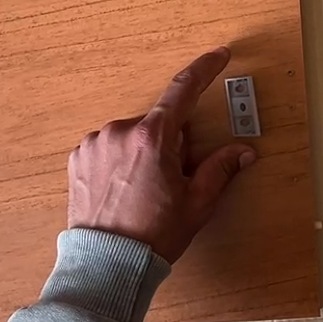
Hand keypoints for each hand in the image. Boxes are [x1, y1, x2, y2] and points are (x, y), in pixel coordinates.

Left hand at [66, 47, 257, 262]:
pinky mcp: (79, 157)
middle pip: (159, 123)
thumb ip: (221, 168)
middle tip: (172, 181)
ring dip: (143, 152)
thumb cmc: (152, 236)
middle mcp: (121, 131)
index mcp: (152, 138)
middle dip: (171, 143)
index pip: (184, 90)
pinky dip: (119, 160)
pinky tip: (122, 190)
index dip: (205, 69)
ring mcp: (96, 143)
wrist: (106, 265)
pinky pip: (109, 147)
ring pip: (133, 136)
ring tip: (142, 192)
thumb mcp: (197, 202)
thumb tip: (244, 151)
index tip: (218, 55)